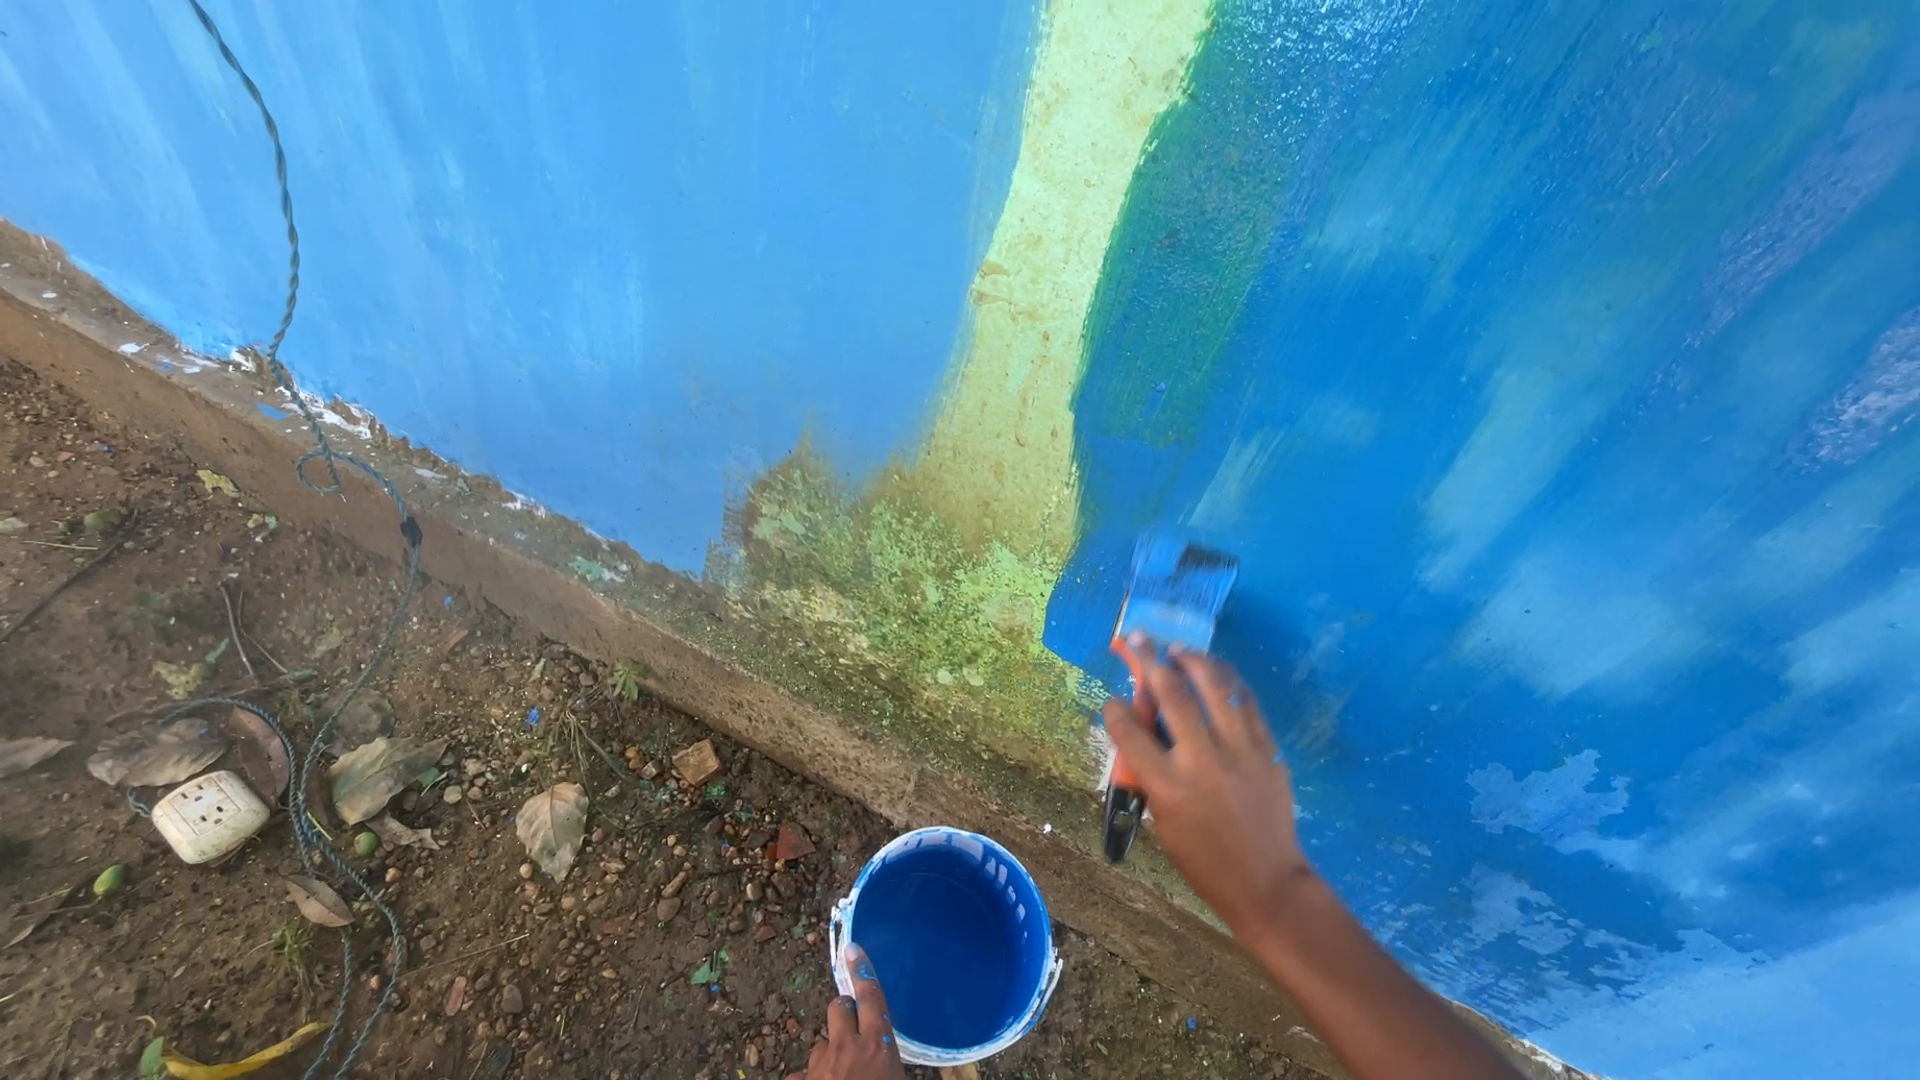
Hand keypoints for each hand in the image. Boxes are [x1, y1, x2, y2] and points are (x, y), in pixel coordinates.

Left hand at [787, 944, 904, 1079]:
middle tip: (853, 1029)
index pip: (871, 996)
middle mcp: (846, 1048)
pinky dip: (811, 1078)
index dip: (861, 970)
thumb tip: (885, 1050)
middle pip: (839, 1006)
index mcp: (877, 1045)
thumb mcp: (897, 1077)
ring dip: (830, 1054)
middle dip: (844, 1011)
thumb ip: (889, 1058)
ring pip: (821, 1044)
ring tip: (839, 1073)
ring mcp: (819, 1066)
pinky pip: (802, 1073)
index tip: (852, 949)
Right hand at [1104, 637, 1313, 935]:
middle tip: (1140, 639)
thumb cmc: (1202, 858)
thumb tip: (1146, 726)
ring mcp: (1240, 752)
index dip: (1116, 709)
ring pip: (1215, 687)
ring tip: (1180, 648)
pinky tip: (1215, 670)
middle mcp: (1202, 762)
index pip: (1129, 732)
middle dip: (1150, 661)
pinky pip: (1246, 702)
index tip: (1114, 701)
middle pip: (1172, 696)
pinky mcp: (1267, 750)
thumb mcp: (1162, 819)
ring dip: (1193, 660)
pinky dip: (1228, 680)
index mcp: (1168, 787)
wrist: (1267, 881)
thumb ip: (1151, 771)